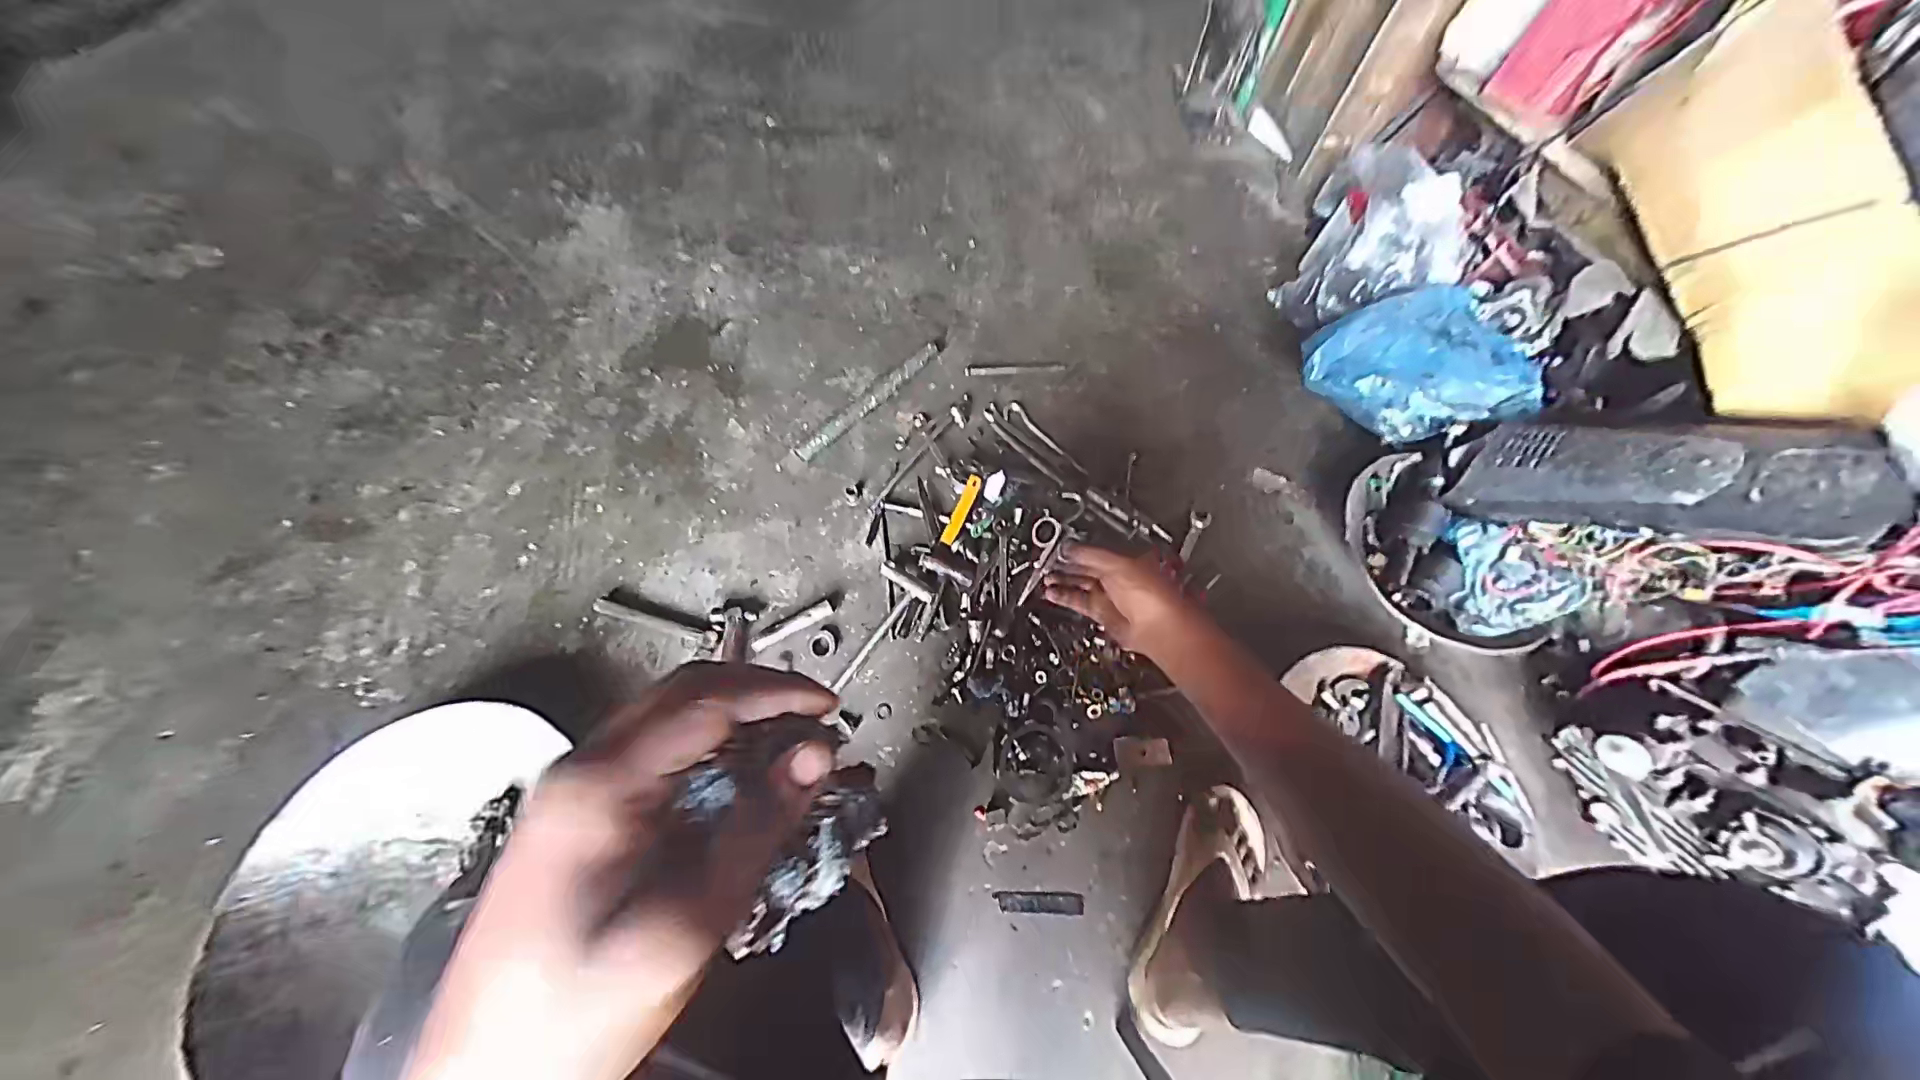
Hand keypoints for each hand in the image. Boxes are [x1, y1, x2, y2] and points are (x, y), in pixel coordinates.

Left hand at [403, 662, 838, 1079]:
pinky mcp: (587, 810)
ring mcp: (579, 788)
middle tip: (812, 714)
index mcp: (598, 788)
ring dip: (740, 715)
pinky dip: (715, 745)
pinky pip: (662, 747)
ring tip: (789, 743)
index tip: (821, 705)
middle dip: (761, 691)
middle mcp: (582, 773)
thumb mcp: (686, 925)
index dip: (776, 693)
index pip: (706, 699)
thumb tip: (807, 762)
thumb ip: (757, 829)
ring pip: (675, 712)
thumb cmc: (563, 1019)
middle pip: (687, 689)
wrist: (483, 1076)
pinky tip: (743, 773)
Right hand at [1044, 544, 1203, 655]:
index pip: (1093, 551)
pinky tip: (1052, 593)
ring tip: (1045, 578)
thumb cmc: (1150, 595)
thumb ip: (1090, 555)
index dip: (1073, 549)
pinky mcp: (1103, 614)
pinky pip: (1079, 602)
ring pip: (1079, 585)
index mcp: (1124, 560)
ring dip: (1061, 581)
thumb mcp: (1116, 565)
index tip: (1056, 548)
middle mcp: (1117, 577)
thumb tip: (1069, 548)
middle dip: (1064, 565)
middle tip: (1045, 563)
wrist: (1158, 628)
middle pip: (1084, 568)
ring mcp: (1110, 596)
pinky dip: (1064, 597)